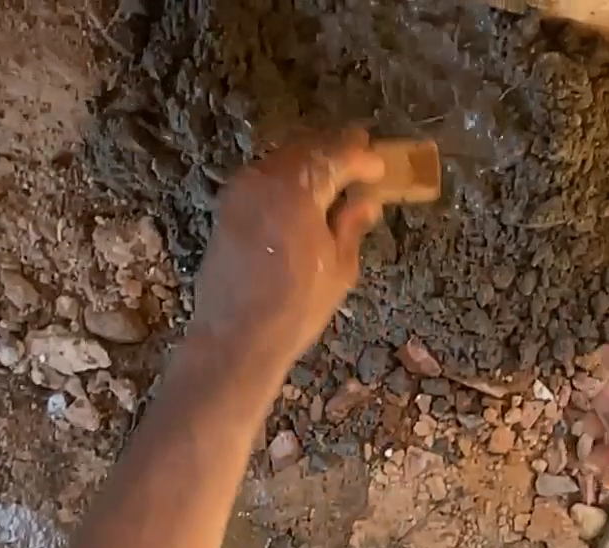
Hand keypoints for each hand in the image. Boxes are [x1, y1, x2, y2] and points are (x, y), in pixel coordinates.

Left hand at [190, 130, 385, 367]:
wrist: (237, 336)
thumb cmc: (295, 308)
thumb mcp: (338, 270)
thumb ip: (351, 227)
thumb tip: (366, 202)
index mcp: (298, 191)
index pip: (336, 157)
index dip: (361, 157)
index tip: (380, 163)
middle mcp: (265, 179)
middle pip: (306, 149)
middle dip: (335, 149)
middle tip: (360, 152)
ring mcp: (241, 190)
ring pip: (282, 161)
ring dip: (310, 162)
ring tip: (335, 174)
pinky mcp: (228, 208)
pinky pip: (265, 179)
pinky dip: (288, 179)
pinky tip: (302, 195)